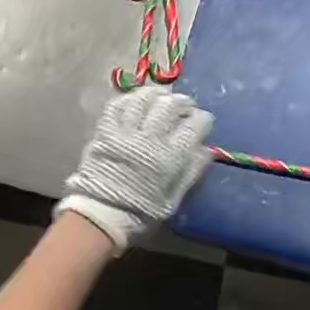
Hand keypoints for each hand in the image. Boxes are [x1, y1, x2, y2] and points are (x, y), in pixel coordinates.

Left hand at [57, 87, 213, 252]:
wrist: (102, 214)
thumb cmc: (141, 210)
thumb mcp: (173, 198)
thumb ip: (191, 172)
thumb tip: (207, 150)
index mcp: (172, 155)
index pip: (195, 124)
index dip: (202, 119)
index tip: (202, 121)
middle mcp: (151, 138)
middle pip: (170, 105)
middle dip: (182, 102)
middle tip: (183, 106)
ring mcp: (126, 131)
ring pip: (143, 99)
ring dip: (155, 94)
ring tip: (160, 97)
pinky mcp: (106, 130)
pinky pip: (117, 106)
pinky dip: (128, 100)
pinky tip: (135, 101)